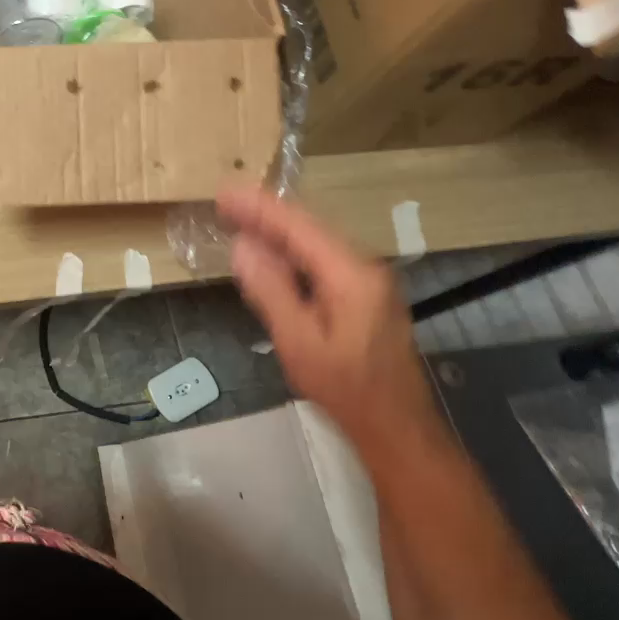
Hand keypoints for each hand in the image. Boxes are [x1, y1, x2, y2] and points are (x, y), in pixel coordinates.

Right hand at [217, 189, 445, 454]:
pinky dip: (291, 250)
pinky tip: (269, 253)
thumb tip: (242, 246)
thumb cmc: (345, 387)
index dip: (259, 208)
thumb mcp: (298, 340)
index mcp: (351, 275)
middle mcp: (364, 268)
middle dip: (266, 213)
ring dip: (277, 230)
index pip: (299, 227)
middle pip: (309, 228)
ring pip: (315, 242)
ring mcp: (367, 281)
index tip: (223, 193)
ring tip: (238, 220)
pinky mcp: (364, 296)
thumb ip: (270, 289)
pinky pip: (321, 259)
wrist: (395, 426)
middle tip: (224, 203)